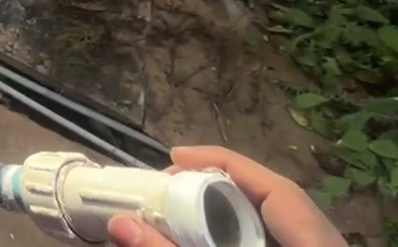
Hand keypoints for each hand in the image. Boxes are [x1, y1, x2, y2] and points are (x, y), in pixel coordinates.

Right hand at [108, 146, 346, 246]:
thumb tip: (118, 222)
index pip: (279, 190)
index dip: (225, 163)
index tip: (174, 158)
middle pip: (276, 204)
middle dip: (219, 188)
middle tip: (172, 188)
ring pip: (275, 226)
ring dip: (227, 215)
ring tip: (185, 213)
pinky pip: (279, 243)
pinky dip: (241, 238)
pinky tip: (212, 241)